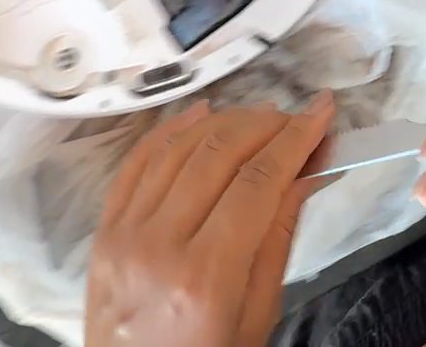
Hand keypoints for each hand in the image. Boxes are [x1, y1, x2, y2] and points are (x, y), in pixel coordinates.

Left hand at [85, 92, 334, 345]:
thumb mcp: (257, 315)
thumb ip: (278, 235)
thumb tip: (307, 168)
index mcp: (204, 279)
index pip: (259, 181)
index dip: (296, 137)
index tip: (322, 111)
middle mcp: (158, 248)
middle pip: (219, 154)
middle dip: (266, 124)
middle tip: (296, 118)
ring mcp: (123, 236)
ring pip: (179, 147)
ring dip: (225, 120)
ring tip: (260, 116)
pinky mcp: (103, 231)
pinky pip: (138, 161)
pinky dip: (172, 129)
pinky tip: (203, 114)